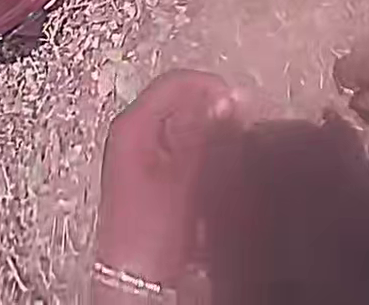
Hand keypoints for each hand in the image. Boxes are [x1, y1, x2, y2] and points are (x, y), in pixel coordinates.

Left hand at [94, 71, 237, 287]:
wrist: (137, 287)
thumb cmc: (148, 236)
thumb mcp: (185, 176)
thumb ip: (207, 132)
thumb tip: (226, 98)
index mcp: (133, 125)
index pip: (175, 82)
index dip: (208, 86)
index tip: (236, 100)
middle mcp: (132, 135)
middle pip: (179, 102)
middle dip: (211, 111)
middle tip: (236, 121)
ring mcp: (139, 157)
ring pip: (183, 126)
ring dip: (208, 133)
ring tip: (227, 149)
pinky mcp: (150, 178)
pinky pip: (181, 149)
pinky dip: (200, 153)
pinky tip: (212, 172)